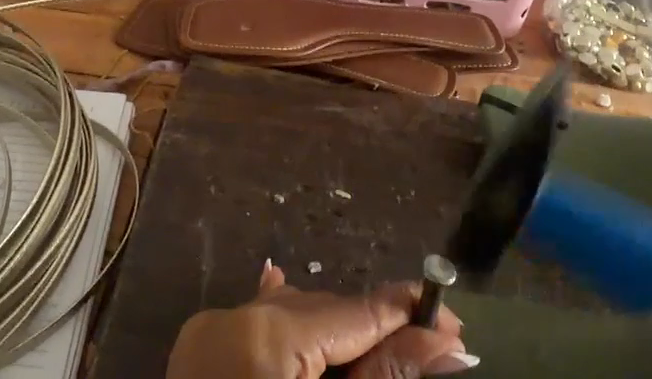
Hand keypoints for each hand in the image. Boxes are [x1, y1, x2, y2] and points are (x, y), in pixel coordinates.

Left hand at [165, 259, 475, 378]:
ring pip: (292, 317)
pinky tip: (286, 282)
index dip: (406, 313)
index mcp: (266, 335)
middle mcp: (233, 318)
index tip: (453, 323)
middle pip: (326, 311)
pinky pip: (253, 322)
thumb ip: (384, 377)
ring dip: (336, 332)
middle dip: (375, 329)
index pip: (354, 310)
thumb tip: (446, 345)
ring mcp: (209, 333)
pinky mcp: (198, 351)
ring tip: (383, 347)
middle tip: (431, 349)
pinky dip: (282, 320)